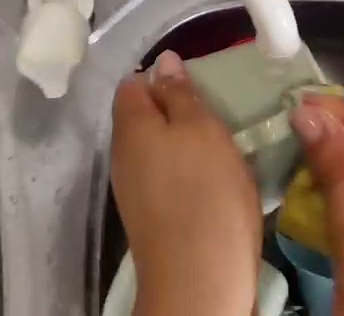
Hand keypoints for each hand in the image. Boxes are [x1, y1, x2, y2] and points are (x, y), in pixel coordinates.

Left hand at [111, 50, 260, 315]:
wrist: (198, 283)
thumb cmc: (205, 192)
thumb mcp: (201, 128)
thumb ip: (180, 92)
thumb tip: (164, 61)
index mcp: (129, 124)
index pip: (134, 82)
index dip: (163, 76)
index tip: (198, 84)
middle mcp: (121, 154)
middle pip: (144, 116)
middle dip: (177, 111)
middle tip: (216, 114)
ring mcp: (132, 189)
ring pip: (157, 148)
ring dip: (185, 144)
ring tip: (221, 147)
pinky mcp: (150, 217)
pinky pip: (165, 178)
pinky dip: (186, 174)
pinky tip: (212, 183)